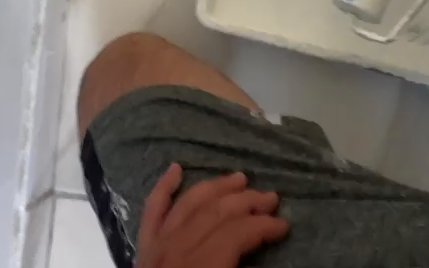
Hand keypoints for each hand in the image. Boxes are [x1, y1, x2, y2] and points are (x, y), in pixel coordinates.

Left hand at [134, 165, 287, 267]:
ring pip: (189, 204)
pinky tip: (176, 169)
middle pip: (215, 213)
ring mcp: (157, 248)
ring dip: (215, 187)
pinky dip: (164, 187)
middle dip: (246, 201)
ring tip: (239, 177)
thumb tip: (267, 259)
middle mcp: (177, 251)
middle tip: (271, 197)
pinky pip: (152, 210)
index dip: (263, 226)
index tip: (284, 224)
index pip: (236, 234)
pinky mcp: (143, 250)